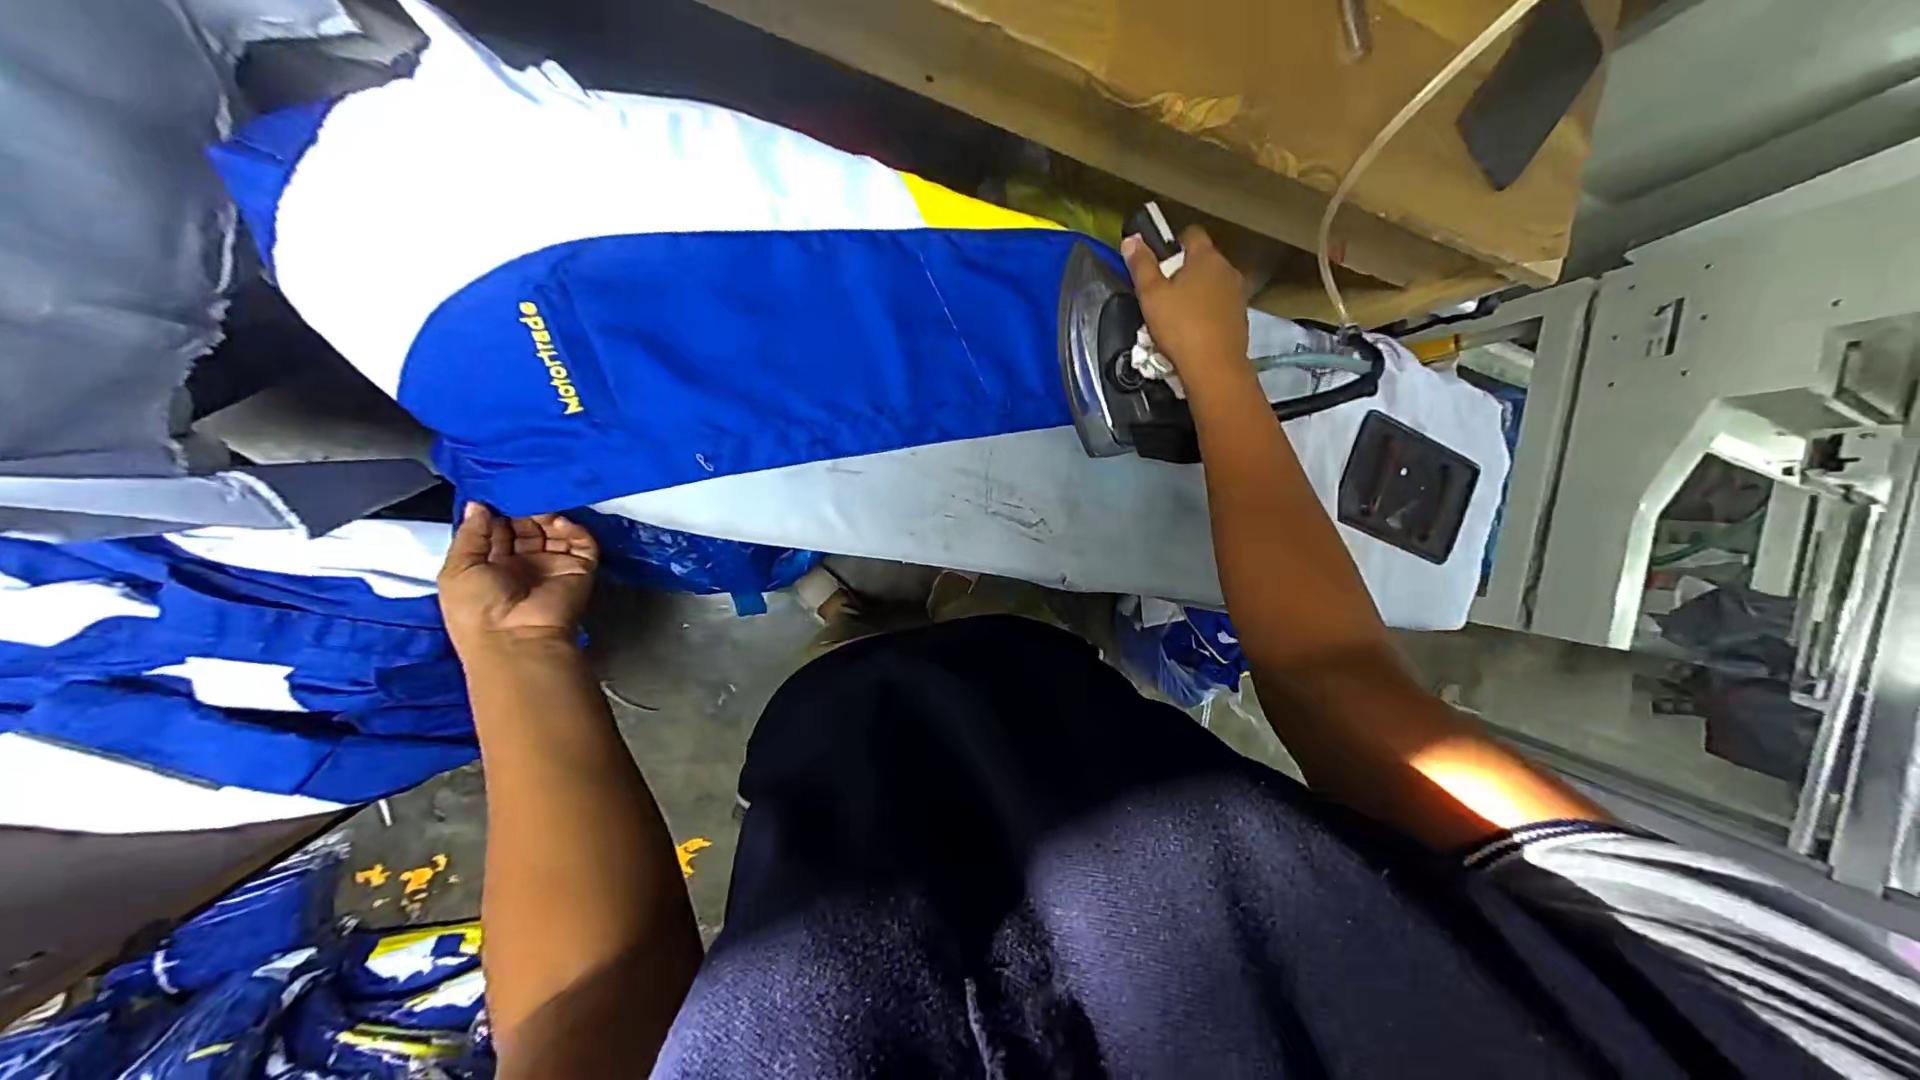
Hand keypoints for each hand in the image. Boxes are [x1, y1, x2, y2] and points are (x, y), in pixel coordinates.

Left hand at [439, 503, 598, 653]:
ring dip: (548, 516)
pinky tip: (559, 523)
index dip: (498, 512)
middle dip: (524, 510)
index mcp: (492, 565)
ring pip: (555, 531)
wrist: (516, 636)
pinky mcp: (580, 568)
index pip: (499, 530)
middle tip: (521, 495)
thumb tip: (478, 505)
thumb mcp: (457, 569)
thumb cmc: (477, 608)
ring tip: (540, 509)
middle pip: (529, 527)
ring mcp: (553, 565)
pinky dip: (573, 528)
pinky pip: (582, 542)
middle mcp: (524, 563)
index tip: (496, 493)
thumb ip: (470, 534)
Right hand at [1121, 225, 1249, 387]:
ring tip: (1178, 316)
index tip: (1159, 262)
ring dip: (1197, 293)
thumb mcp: (1151, 296)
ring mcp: (1239, 293)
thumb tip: (1131, 239)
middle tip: (1163, 294)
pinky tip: (1194, 331)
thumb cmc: (1180, 327)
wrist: (1214, 367)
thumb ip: (1141, 266)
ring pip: (1213, 284)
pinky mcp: (1241, 317)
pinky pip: (1221, 305)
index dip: (1174, 243)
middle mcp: (1228, 269)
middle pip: (1203, 260)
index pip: (1192, 234)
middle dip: (1184, 271)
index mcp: (1206, 258)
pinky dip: (1208, 312)